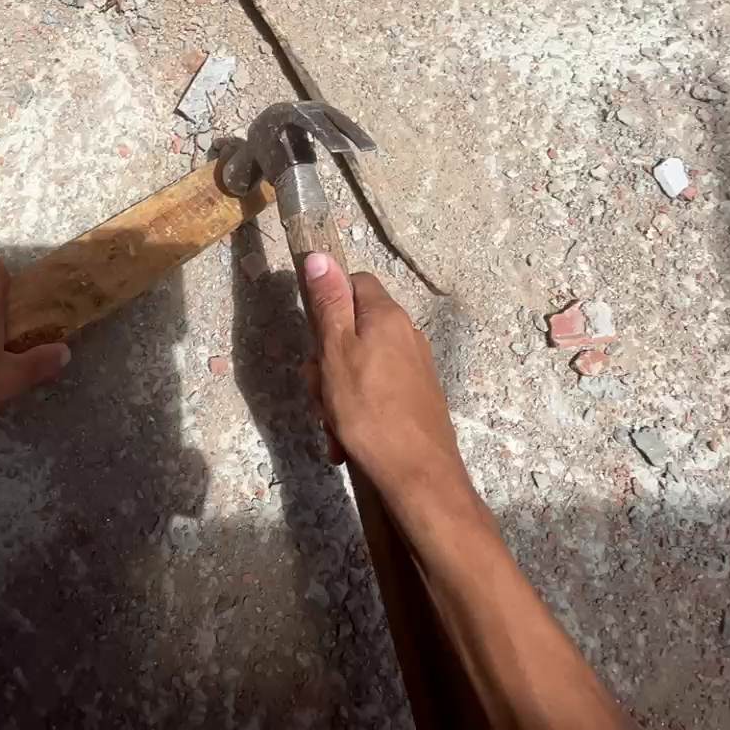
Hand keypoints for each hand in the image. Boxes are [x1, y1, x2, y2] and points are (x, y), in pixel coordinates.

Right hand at [300, 252, 466, 490]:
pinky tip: (344, 439)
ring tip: (330, 423)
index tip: (313, 332)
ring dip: (336, 392)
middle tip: (318, 389)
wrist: (417, 474)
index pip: (355, 282)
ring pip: (360, 365)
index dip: (328, 301)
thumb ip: (328, 303)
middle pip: (354, 329)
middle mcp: (406, 335)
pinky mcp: (416, 398)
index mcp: (387, 316)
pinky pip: (375, 392)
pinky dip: (356, 410)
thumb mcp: (335, 350)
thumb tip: (321, 256)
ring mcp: (414, 368)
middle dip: (326, 360)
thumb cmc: (368, 408)